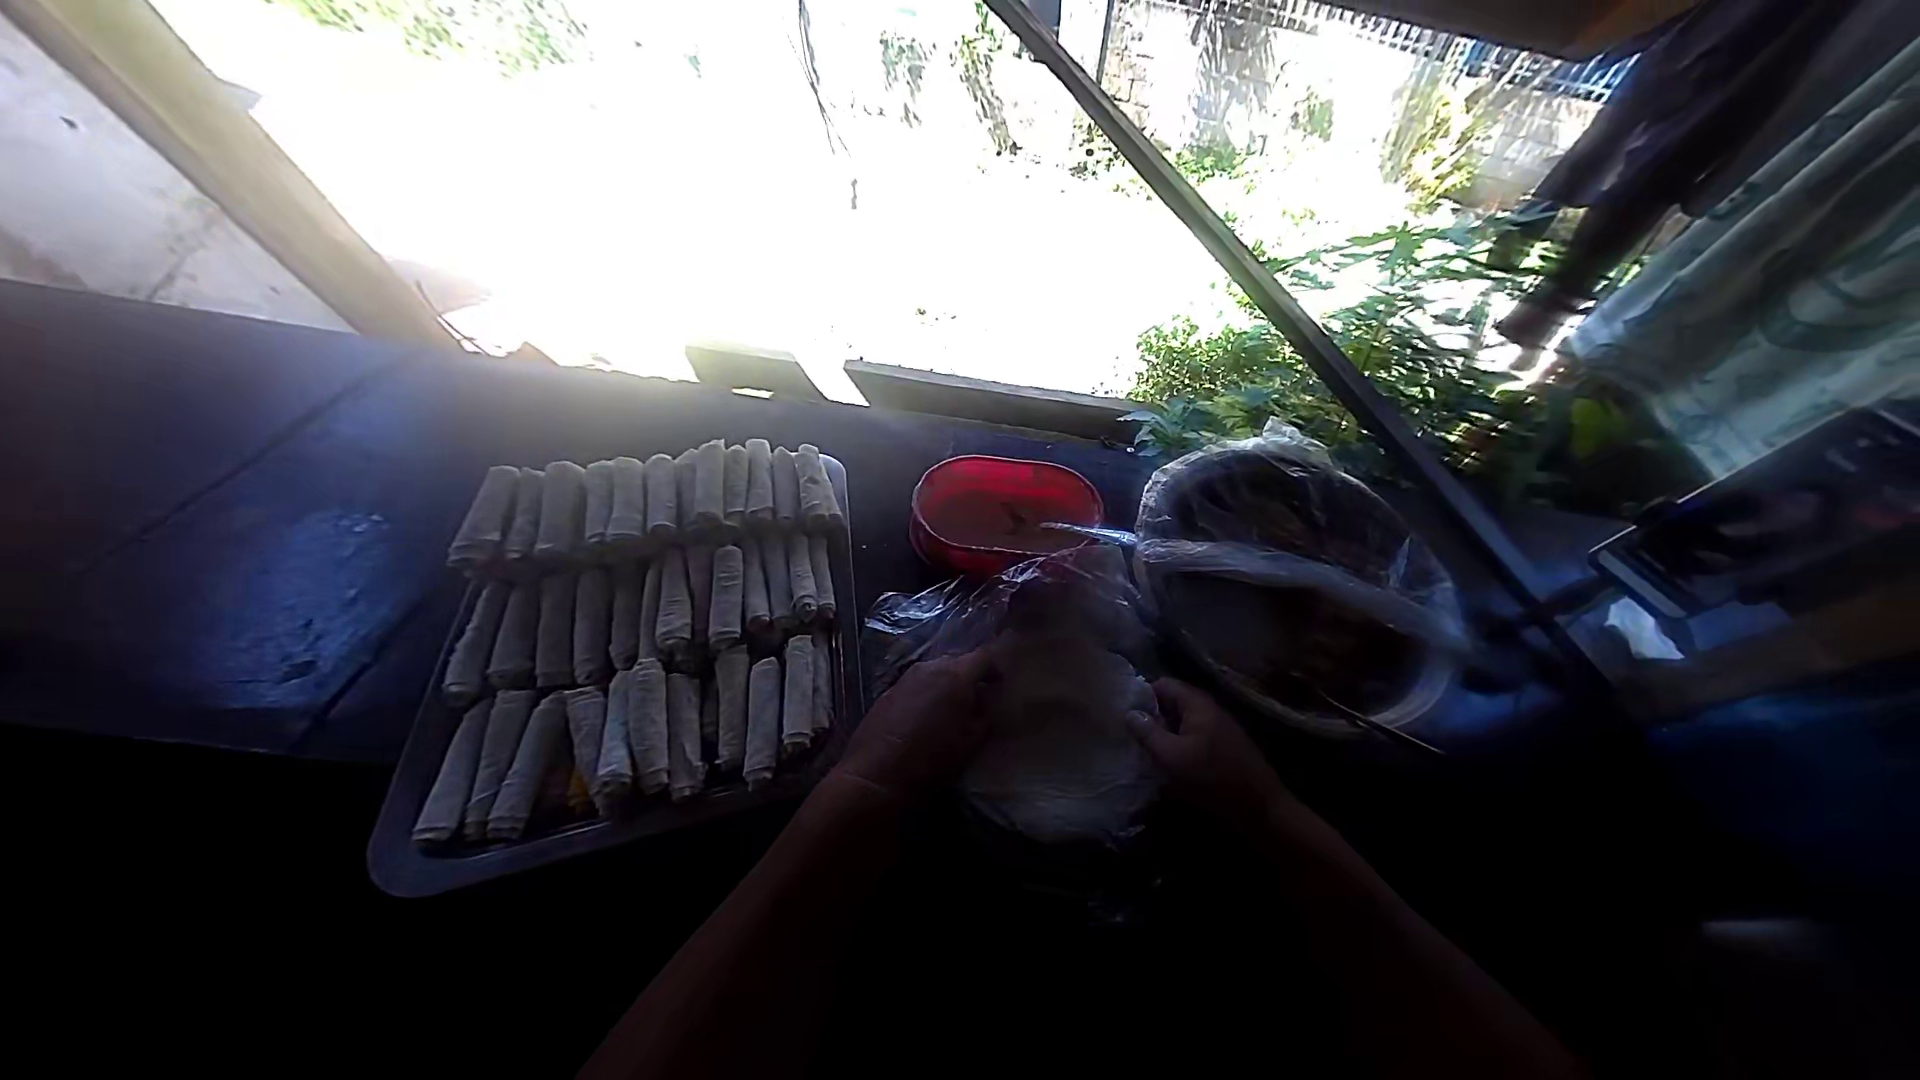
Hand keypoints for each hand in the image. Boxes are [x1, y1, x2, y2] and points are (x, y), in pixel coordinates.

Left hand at [831, 648, 996, 804]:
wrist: (876, 774)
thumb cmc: (931, 761)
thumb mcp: (971, 742)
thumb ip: (984, 714)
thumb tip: (985, 697)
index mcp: (955, 676)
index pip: (983, 656)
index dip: (994, 668)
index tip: (998, 684)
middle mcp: (930, 667)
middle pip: (957, 660)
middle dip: (970, 675)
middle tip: (977, 697)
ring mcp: (906, 677)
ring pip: (935, 670)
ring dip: (947, 682)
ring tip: (952, 706)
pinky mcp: (889, 689)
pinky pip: (917, 682)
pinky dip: (928, 691)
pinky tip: (927, 713)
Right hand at [1127, 677, 1294, 833]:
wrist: (1262, 811)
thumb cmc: (1213, 779)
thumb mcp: (1171, 756)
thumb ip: (1147, 732)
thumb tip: (1129, 713)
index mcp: (1197, 703)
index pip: (1162, 684)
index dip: (1141, 696)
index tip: (1124, 715)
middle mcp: (1209, 710)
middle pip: (1171, 702)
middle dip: (1151, 717)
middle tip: (1131, 736)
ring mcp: (1218, 729)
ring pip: (1181, 722)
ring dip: (1164, 734)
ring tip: (1145, 751)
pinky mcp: (1223, 748)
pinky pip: (1193, 737)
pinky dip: (1178, 746)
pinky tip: (1168, 765)